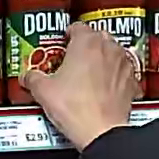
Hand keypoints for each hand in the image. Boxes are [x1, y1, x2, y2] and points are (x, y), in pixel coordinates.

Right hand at [20, 22, 135, 149]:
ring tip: (87, 72)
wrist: (101, 131)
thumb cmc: (75, 107)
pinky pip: (122, 72)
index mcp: (86, 42)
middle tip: (71, 58)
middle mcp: (108, 48)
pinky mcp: (132, 82)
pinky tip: (103, 87)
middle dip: (85, 45)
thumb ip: (32, 78)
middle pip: (97, 36)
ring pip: (112, 52)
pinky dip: (114, 76)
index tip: (61, 42)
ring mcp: (123, 64)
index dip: (67, 34)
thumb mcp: (42, 91)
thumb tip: (27, 77)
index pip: (77, 27)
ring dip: (101, 58)